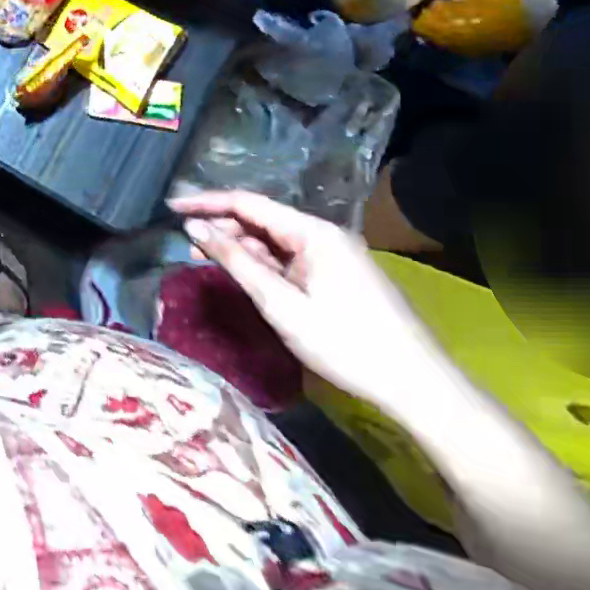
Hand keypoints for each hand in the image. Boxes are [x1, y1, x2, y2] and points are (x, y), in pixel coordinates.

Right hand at [169, 190, 452, 414]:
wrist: (419, 387)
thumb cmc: (346, 343)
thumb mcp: (279, 302)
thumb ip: (234, 260)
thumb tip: (193, 228)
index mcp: (313, 233)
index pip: (247, 203)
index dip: (205, 202)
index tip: (169, 207)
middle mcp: (323, 235)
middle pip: (258, 219)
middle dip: (219, 226)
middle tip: (184, 244)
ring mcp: (331, 255)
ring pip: (270, 239)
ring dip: (236, 246)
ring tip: (202, 259)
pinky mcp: (335, 274)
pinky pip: (286, 257)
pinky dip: (258, 262)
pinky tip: (239, 273)